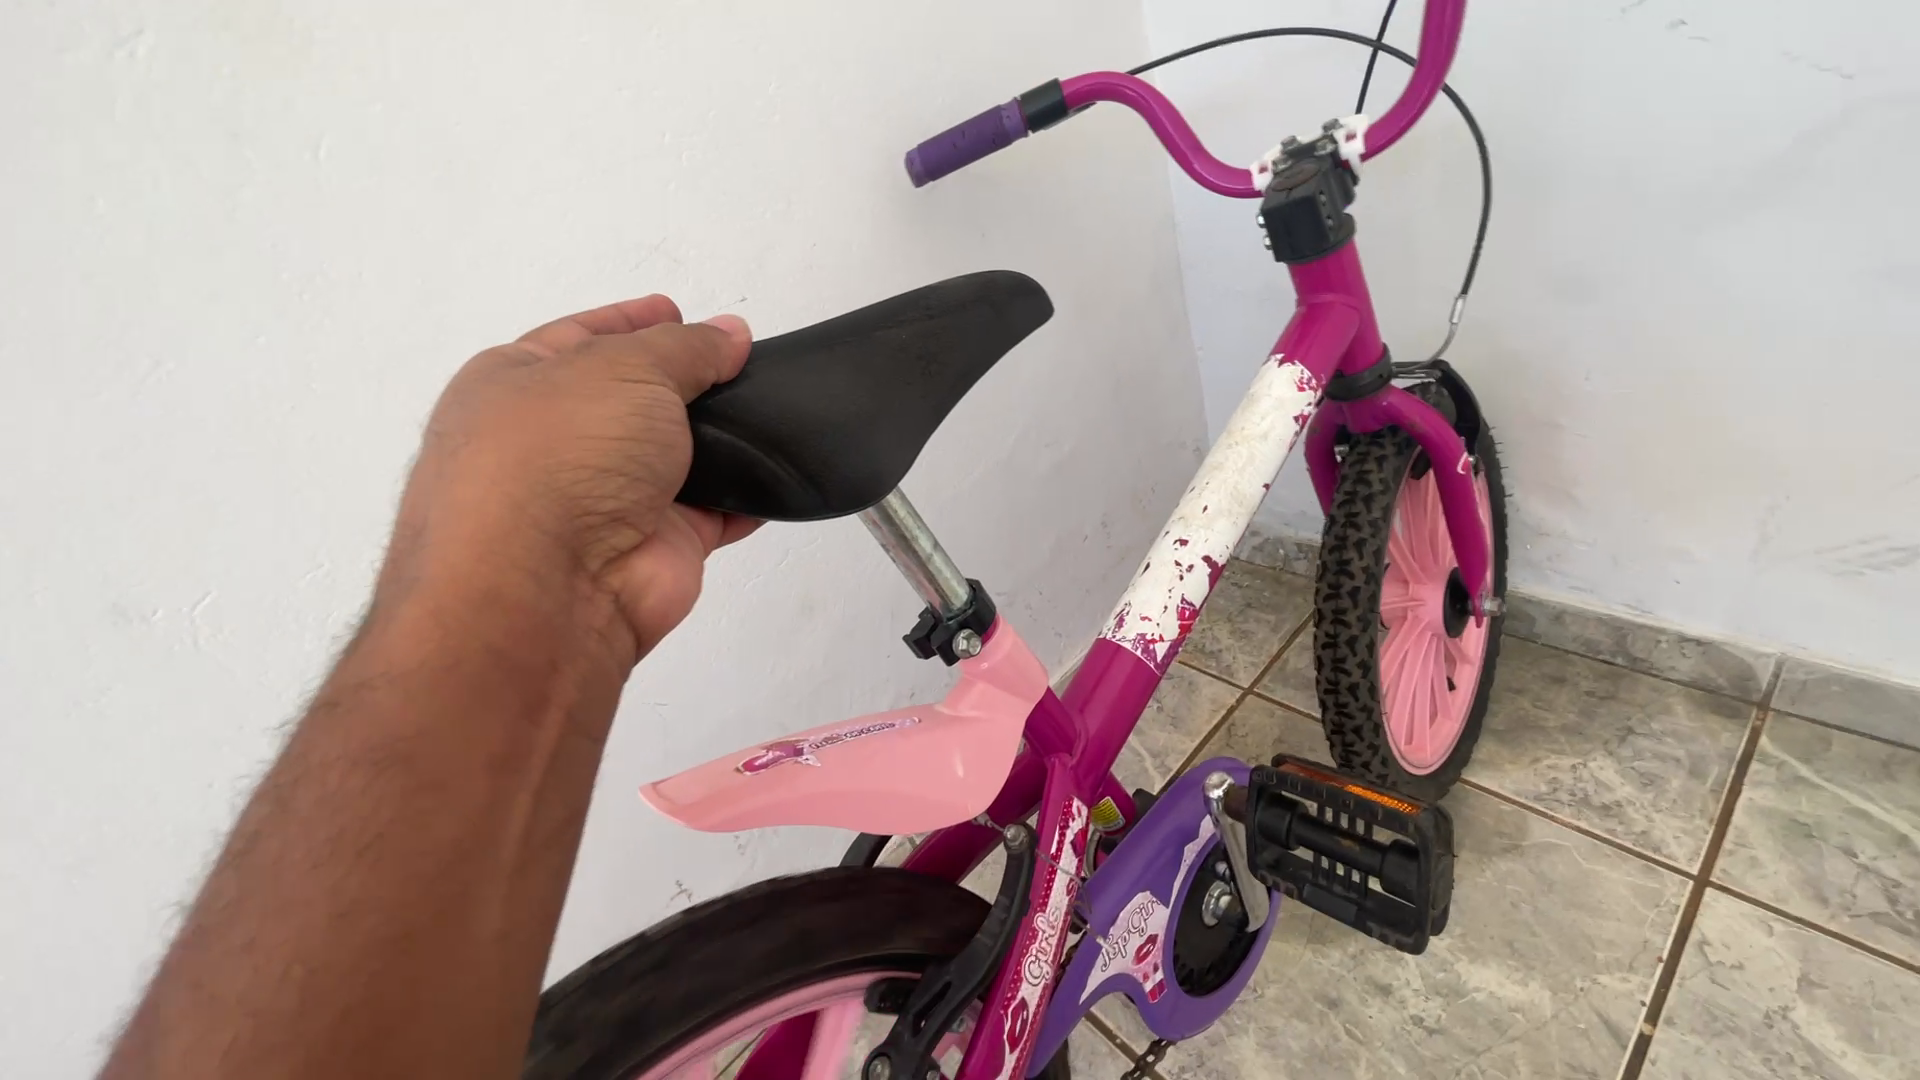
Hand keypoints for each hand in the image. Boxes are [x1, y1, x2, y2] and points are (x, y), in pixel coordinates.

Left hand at [378, 294, 756, 672]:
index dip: (633, 321)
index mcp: (520, 385)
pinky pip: (714, 511)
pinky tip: (774, 475)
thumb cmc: (560, 454)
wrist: (554, 585)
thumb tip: (730, 335)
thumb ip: (686, 348)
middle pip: (635, 399)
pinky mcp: (659, 545)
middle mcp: (561, 443)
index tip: (681, 311)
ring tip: (766, 410)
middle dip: (684, 381)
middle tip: (738, 363)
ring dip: (716, 440)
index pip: (584, 338)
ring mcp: (609, 499)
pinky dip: (744, 497)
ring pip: (677, 457)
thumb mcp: (624, 369)